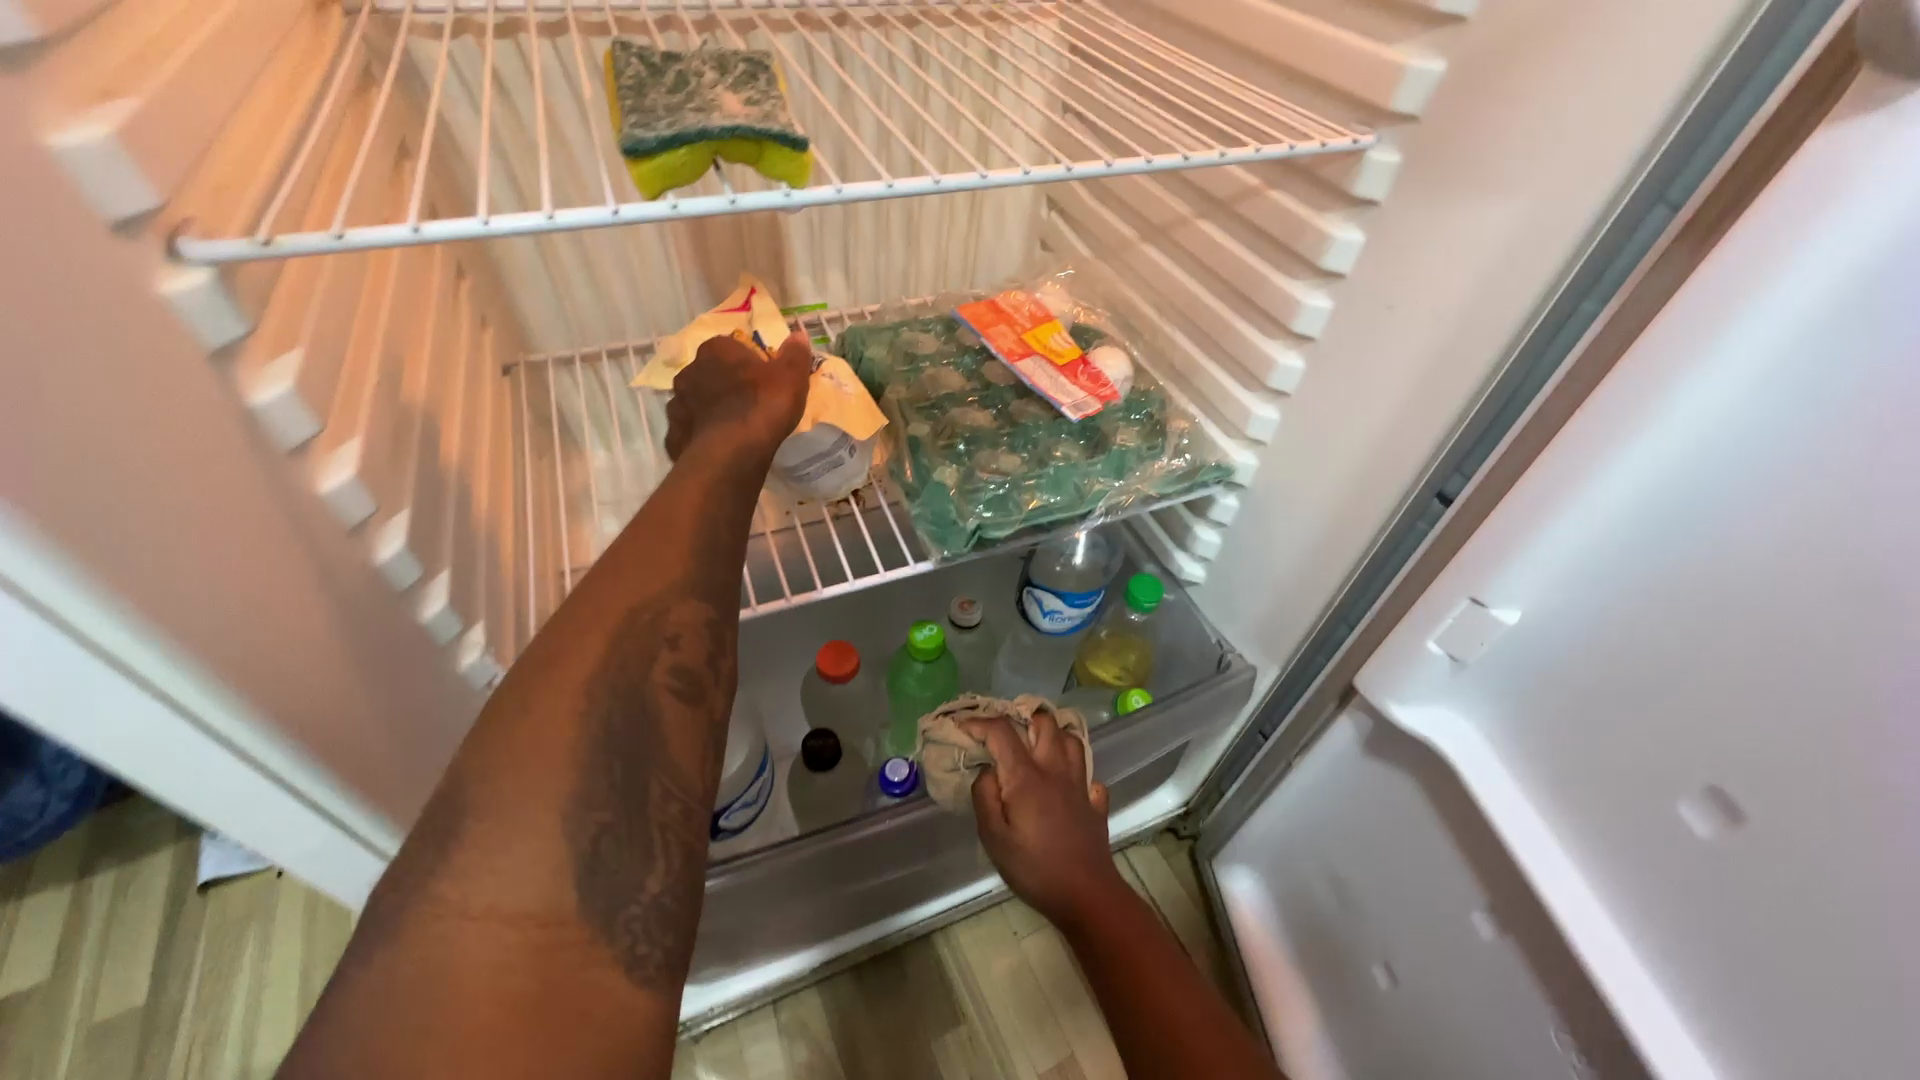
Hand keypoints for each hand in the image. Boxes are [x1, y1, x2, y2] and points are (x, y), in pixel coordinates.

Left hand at [664, 331, 810, 459]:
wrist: (733, 452)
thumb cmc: (763, 405)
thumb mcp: (791, 376)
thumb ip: (794, 354)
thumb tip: (798, 335)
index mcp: (716, 350)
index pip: (730, 347)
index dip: (746, 362)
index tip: (761, 378)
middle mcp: (690, 370)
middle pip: (709, 373)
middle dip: (723, 383)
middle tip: (746, 402)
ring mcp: (677, 403)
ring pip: (694, 401)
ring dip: (708, 409)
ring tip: (731, 428)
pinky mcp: (674, 433)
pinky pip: (688, 429)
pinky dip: (698, 435)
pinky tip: (715, 446)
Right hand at [965, 710, 1123, 930]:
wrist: (1086, 894)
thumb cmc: (1033, 868)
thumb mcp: (993, 837)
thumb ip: (984, 796)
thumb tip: (987, 770)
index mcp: (1026, 776)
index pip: (1001, 732)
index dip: (979, 723)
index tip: (963, 726)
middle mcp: (1055, 770)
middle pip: (1044, 722)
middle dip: (1022, 717)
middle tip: (1004, 731)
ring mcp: (1080, 784)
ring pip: (1071, 740)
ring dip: (1052, 735)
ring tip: (1035, 745)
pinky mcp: (1095, 803)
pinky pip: (1089, 775)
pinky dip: (1077, 771)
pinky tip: (1066, 784)